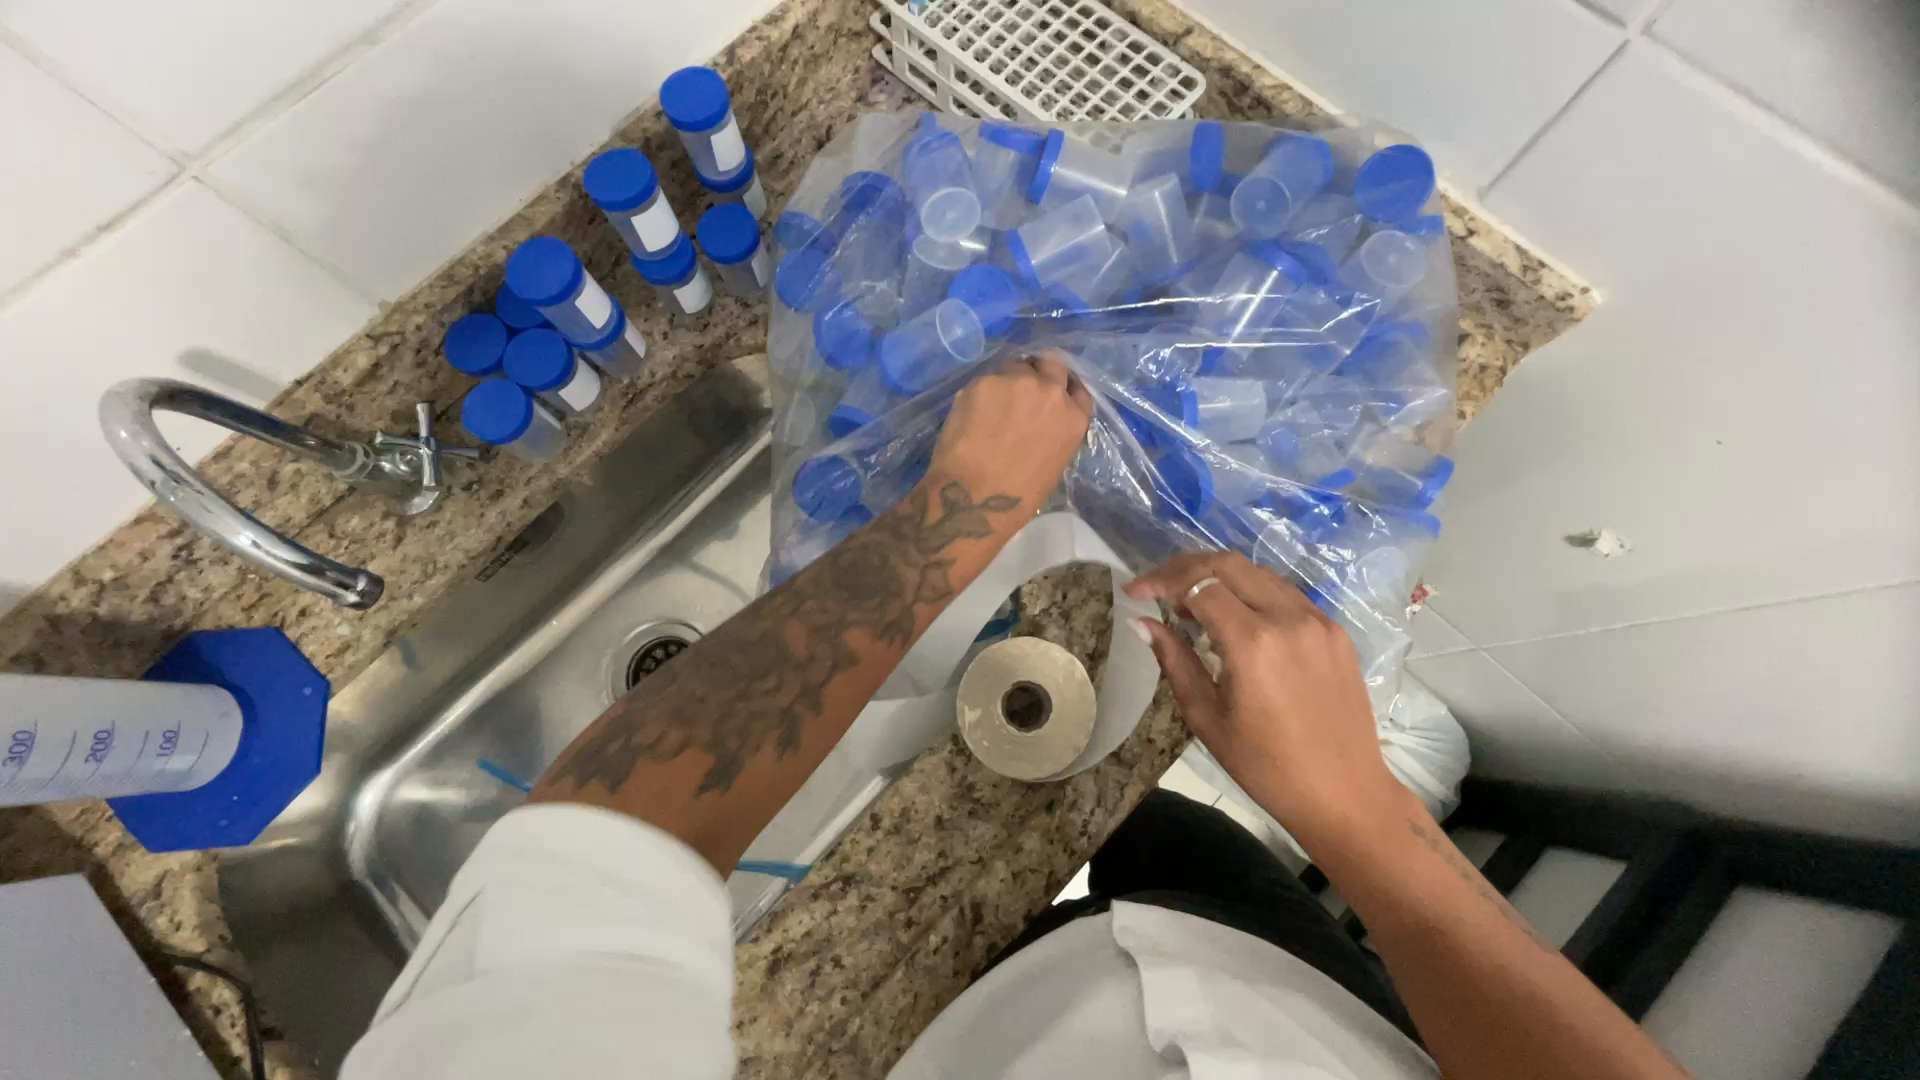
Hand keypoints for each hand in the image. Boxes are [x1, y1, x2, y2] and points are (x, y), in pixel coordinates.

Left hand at [927, 350, 1093, 512]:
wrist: (975, 496)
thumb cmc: (1019, 495)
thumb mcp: (1055, 461)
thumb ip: (1054, 429)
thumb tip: (1039, 419)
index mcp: (1074, 417)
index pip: (1076, 388)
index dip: (1062, 388)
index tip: (1049, 392)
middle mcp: (1050, 391)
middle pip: (1051, 363)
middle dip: (1039, 372)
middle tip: (1021, 389)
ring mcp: (1017, 382)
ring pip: (1015, 366)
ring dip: (1008, 380)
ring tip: (993, 404)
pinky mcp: (984, 381)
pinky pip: (986, 379)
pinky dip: (982, 392)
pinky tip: (972, 413)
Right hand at [1125, 552, 1412, 850]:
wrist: (1344, 793)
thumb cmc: (1266, 766)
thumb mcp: (1207, 717)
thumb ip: (1175, 661)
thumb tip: (1142, 623)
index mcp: (1253, 644)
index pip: (1199, 587)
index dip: (1161, 582)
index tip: (1134, 591)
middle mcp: (1289, 620)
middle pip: (1228, 565)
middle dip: (1185, 568)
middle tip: (1157, 586)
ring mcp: (1318, 622)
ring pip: (1259, 574)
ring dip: (1219, 577)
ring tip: (1190, 604)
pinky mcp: (1335, 631)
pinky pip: (1286, 594)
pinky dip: (1252, 593)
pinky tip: (1235, 618)